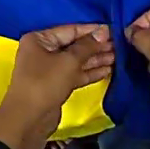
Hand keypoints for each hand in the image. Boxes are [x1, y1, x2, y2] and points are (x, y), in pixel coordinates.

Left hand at [0, 24, 114, 148]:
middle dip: (96, 46)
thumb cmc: (46, 83)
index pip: (70, 30)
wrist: (29, 118)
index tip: (113, 30)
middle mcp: (43, 51)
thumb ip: (87, 46)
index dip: (92, 30)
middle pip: (74, 45)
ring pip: (76, 61)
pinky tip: (109, 70)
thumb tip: (103, 32)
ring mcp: (49, 69)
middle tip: (119, 45)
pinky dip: (90, 72)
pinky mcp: (56, 84)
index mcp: (39, 39)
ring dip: (96, 59)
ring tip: (118, 56)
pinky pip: (75, 74)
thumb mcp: (68, 61)